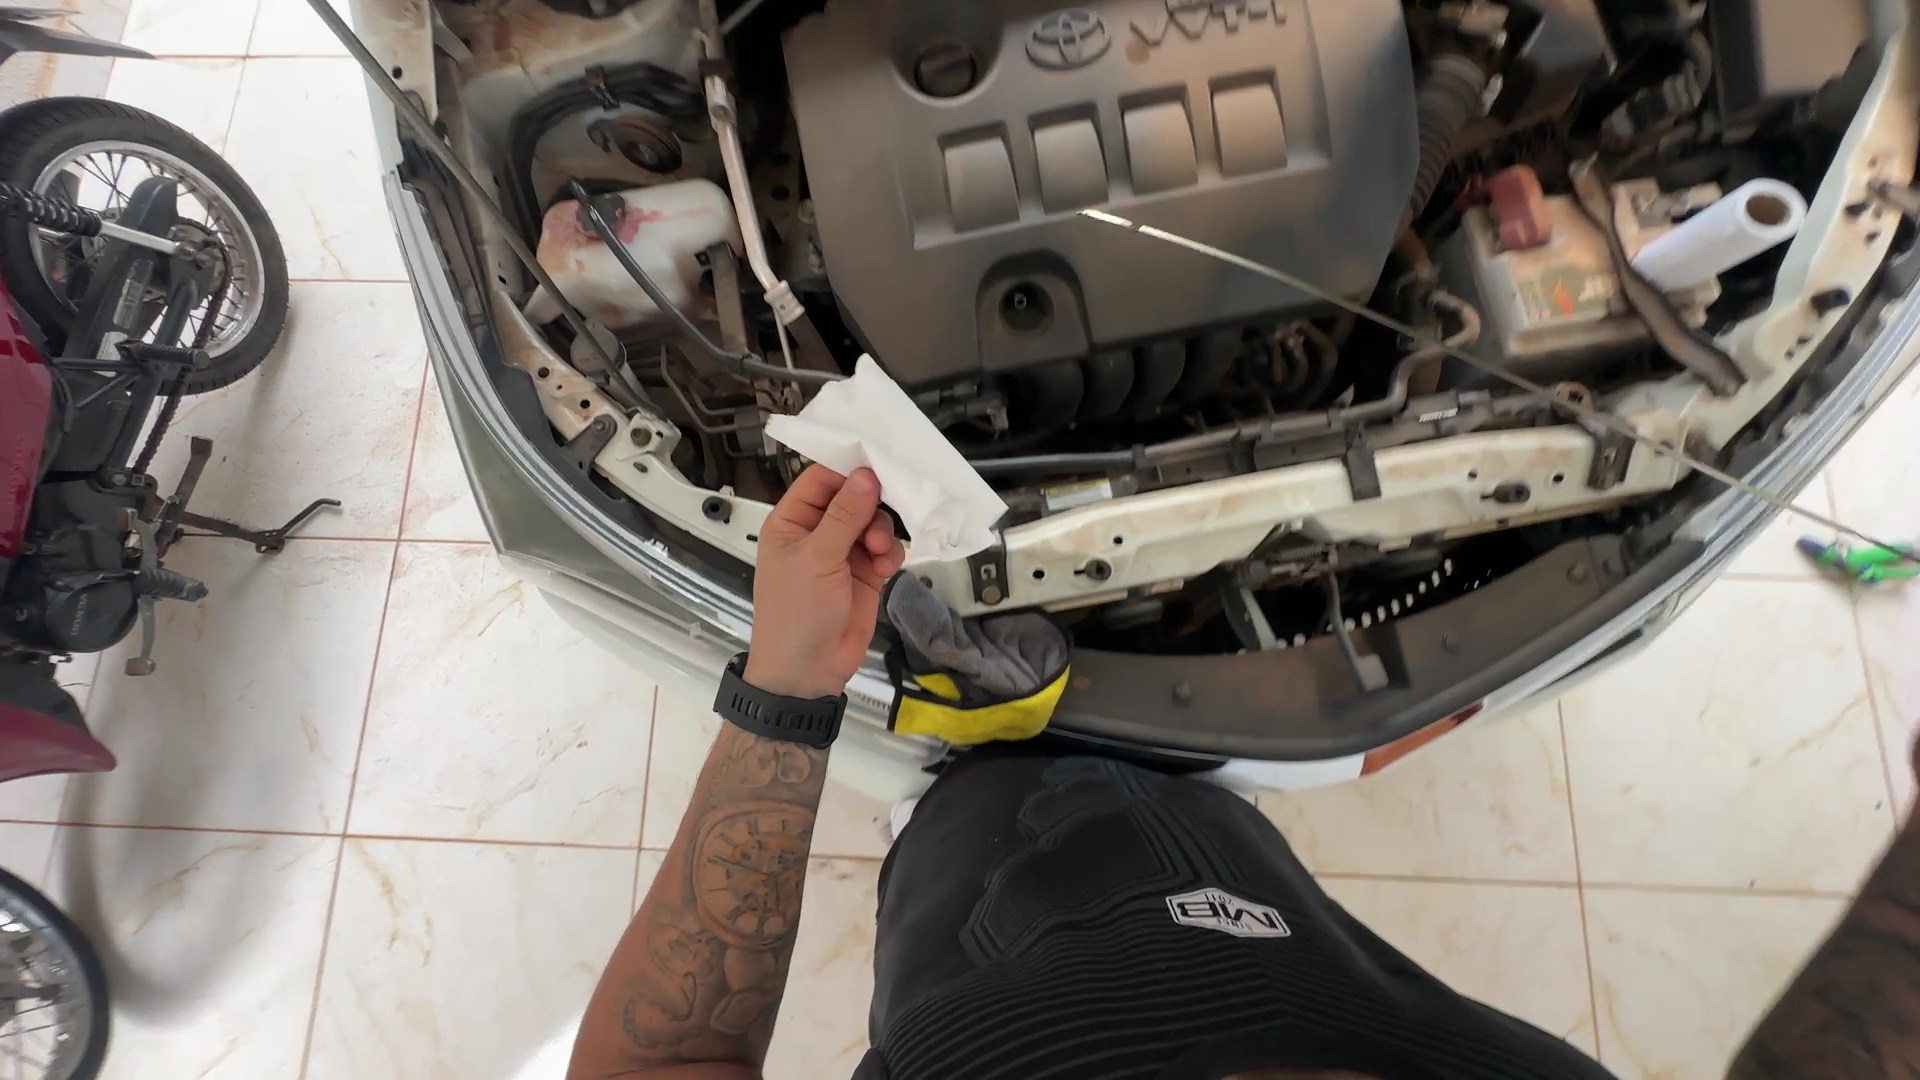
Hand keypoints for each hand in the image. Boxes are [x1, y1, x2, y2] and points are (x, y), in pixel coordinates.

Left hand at [745, 465, 905, 699]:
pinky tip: (887, 566)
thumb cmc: (797, 613)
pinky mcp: (865, 574)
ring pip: (873, 523)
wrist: (808, 671)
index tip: (878, 463)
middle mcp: (817, 532)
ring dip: (882, 532)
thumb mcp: (817, 559)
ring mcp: (842, 554)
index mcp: (792, 522)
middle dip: (871, 505)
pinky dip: (890, 553)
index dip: (847, 470)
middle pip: (852, 499)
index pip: (820, 480)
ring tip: (879, 551)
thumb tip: (867, 474)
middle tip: (885, 511)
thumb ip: (844, 515)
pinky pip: (885, 549)